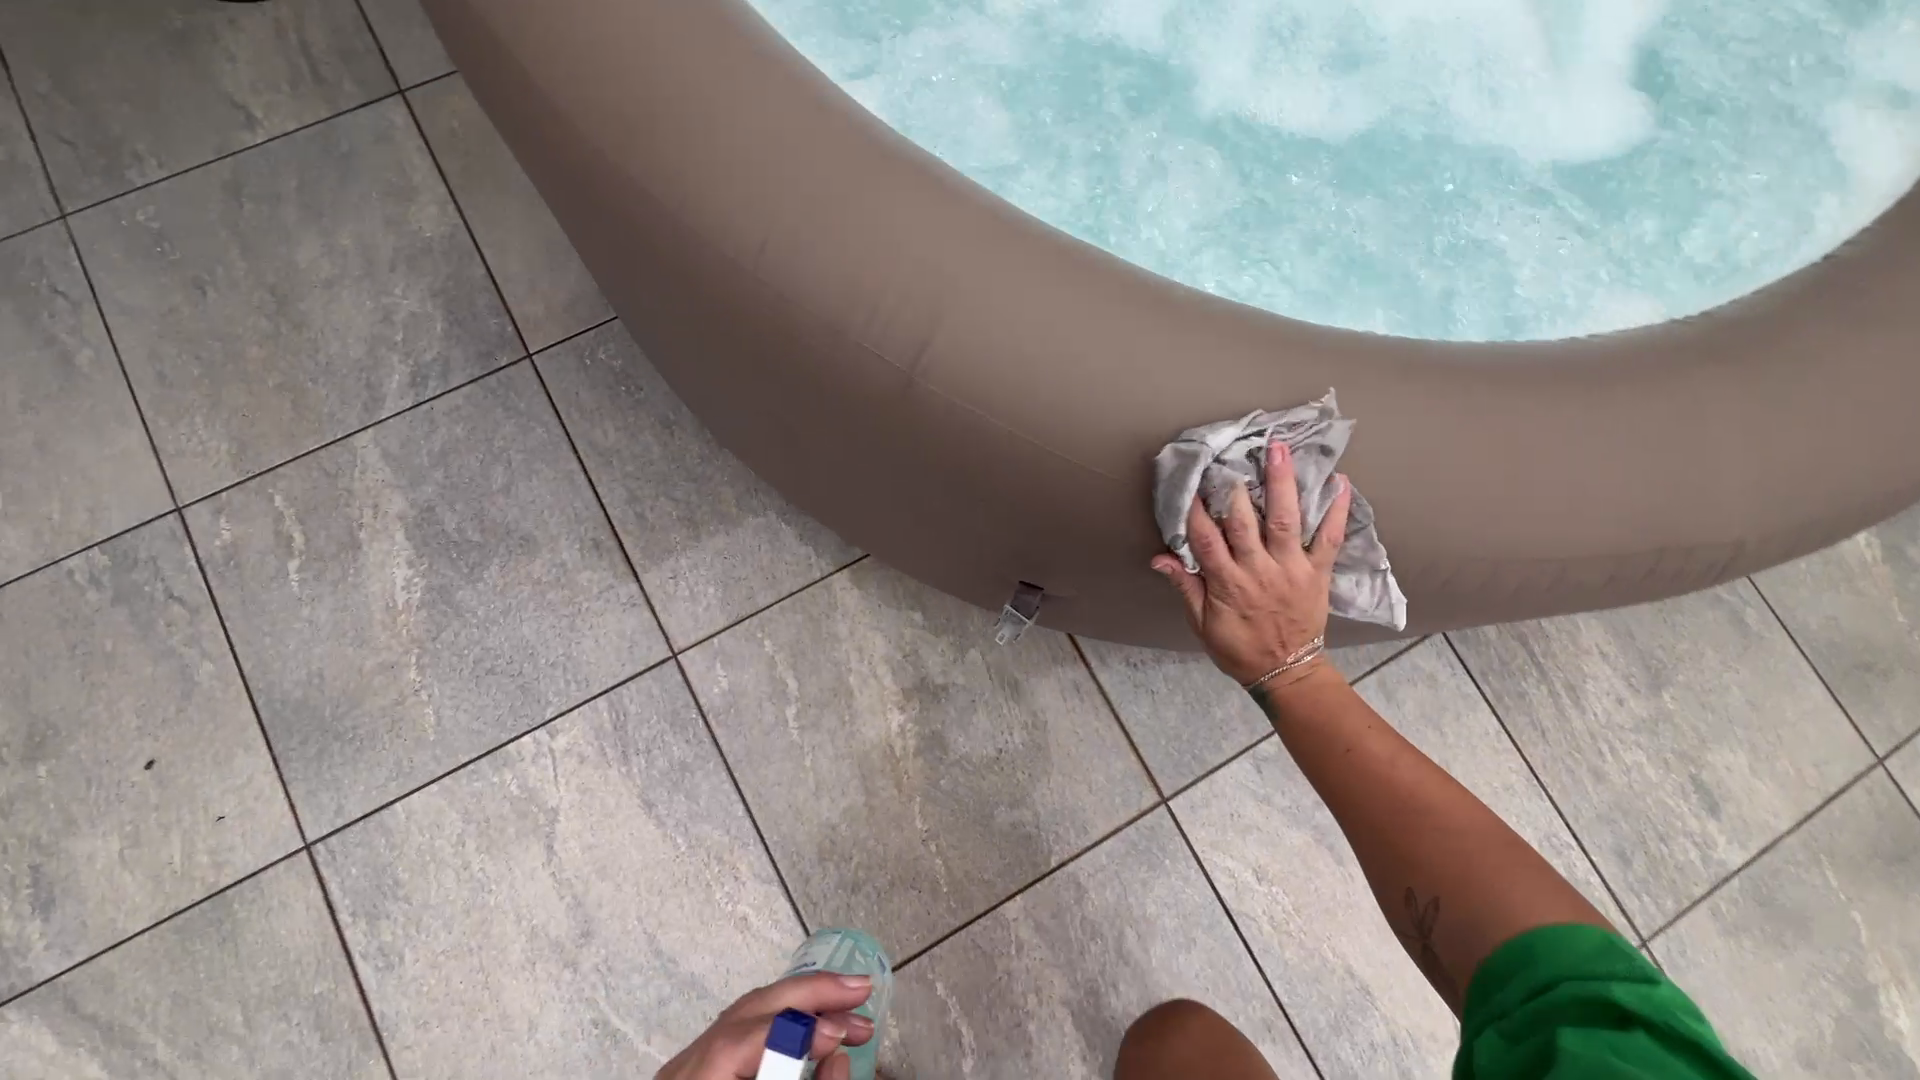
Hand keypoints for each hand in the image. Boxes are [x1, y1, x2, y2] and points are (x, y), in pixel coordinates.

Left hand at [657, 973, 875, 1079]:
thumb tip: (837, 1059)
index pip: (737, 1044)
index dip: (791, 1032)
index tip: (839, 1034)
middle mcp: (683, 1073)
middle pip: (746, 1011)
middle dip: (809, 996)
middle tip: (863, 993)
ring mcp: (686, 1069)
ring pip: (746, 1014)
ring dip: (804, 1006)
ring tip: (853, 1017)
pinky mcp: (697, 1071)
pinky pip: (744, 1031)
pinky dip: (784, 1021)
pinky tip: (817, 1028)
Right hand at [1150, 439, 1352, 687]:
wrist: (1286, 672)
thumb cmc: (1238, 648)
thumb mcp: (1201, 624)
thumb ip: (1185, 587)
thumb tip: (1159, 558)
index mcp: (1227, 583)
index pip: (1206, 539)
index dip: (1196, 510)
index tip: (1190, 481)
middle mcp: (1259, 570)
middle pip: (1244, 522)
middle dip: (1236, 487)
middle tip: (1232, 453)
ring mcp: (1291, 569)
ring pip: (1285, 520)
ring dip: (1282, 483)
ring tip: (1280, 449)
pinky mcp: (1317, 573)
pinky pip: (1329, 538)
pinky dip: (1336, 510)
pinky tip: (1340, 481)